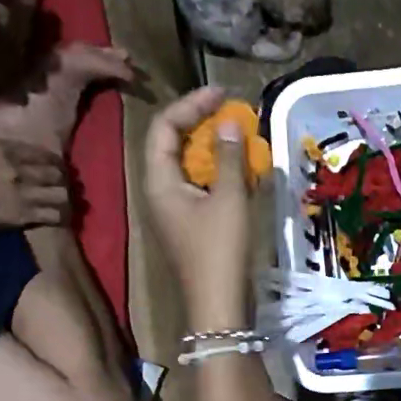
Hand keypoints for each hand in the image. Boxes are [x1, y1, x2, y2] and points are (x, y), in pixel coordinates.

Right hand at [0, 139, 67, 233]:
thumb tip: (4, 150)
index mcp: (3, 150)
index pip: (41, 154)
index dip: (53, 160)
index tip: (57, 165)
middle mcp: (19, 171)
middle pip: (56, 174)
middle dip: (63, 178)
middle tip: (64, 183)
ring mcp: (23, 194)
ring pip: (61, 195)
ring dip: (65, 196)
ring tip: (64, 199)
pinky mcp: (23, 216)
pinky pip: (54, 215)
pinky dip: (61, 215)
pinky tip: (61, 215)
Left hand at [143, 87, 258, 327]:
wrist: (218, 305)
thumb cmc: (220, 251)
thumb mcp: (229, 200)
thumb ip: (229, 158)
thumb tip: (229, 123)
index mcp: (159, 181)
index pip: (165, 126)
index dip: (191, 104)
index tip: (223, 94)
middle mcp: (159, 192)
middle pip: (173, 144)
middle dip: (202, 124)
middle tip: (233, 114)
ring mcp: (174, 211)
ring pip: (188, 167)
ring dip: (213, 149)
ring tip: (241, 139)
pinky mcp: (190, 226)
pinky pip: (200, 187)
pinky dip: (218, 173)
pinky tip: (241, 173)